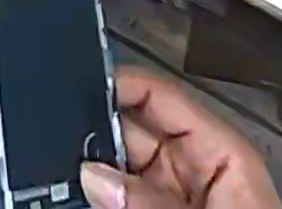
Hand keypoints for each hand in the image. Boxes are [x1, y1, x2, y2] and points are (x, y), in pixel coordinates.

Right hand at [79, 66, 281, 208]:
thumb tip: (95, 175)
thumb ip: (152, 205)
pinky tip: (80, 202)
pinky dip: (99, 203)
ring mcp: (174, 200)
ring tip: (66, 179)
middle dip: (96, 139)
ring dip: (95, 177)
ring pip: (119, 174)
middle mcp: (194, 169)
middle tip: (62, 149)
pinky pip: (120, 203)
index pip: (160, 96)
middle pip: (131, 133)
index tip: (76, 89)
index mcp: (219, 154)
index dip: (119, 85)